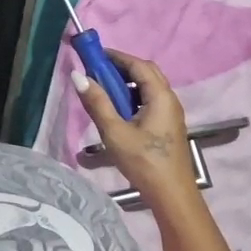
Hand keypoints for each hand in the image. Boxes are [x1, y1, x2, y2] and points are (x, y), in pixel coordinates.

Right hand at [74, 51, 195, 203]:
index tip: (93, 55)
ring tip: (104, 90)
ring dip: (127, 83)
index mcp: (160, 96)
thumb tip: (78, 76)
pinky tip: (118, 110)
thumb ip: (97, 103)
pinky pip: (150, 100)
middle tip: (98, 71)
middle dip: (122, 67)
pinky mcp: (168, 125)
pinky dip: (133, 97)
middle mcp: (169, 99)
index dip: (116, 56)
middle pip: (147, 72)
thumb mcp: (115, 132)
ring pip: (149, 87)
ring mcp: (171, 113)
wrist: (172, 195)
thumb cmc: (143, 162)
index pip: (138, 64)